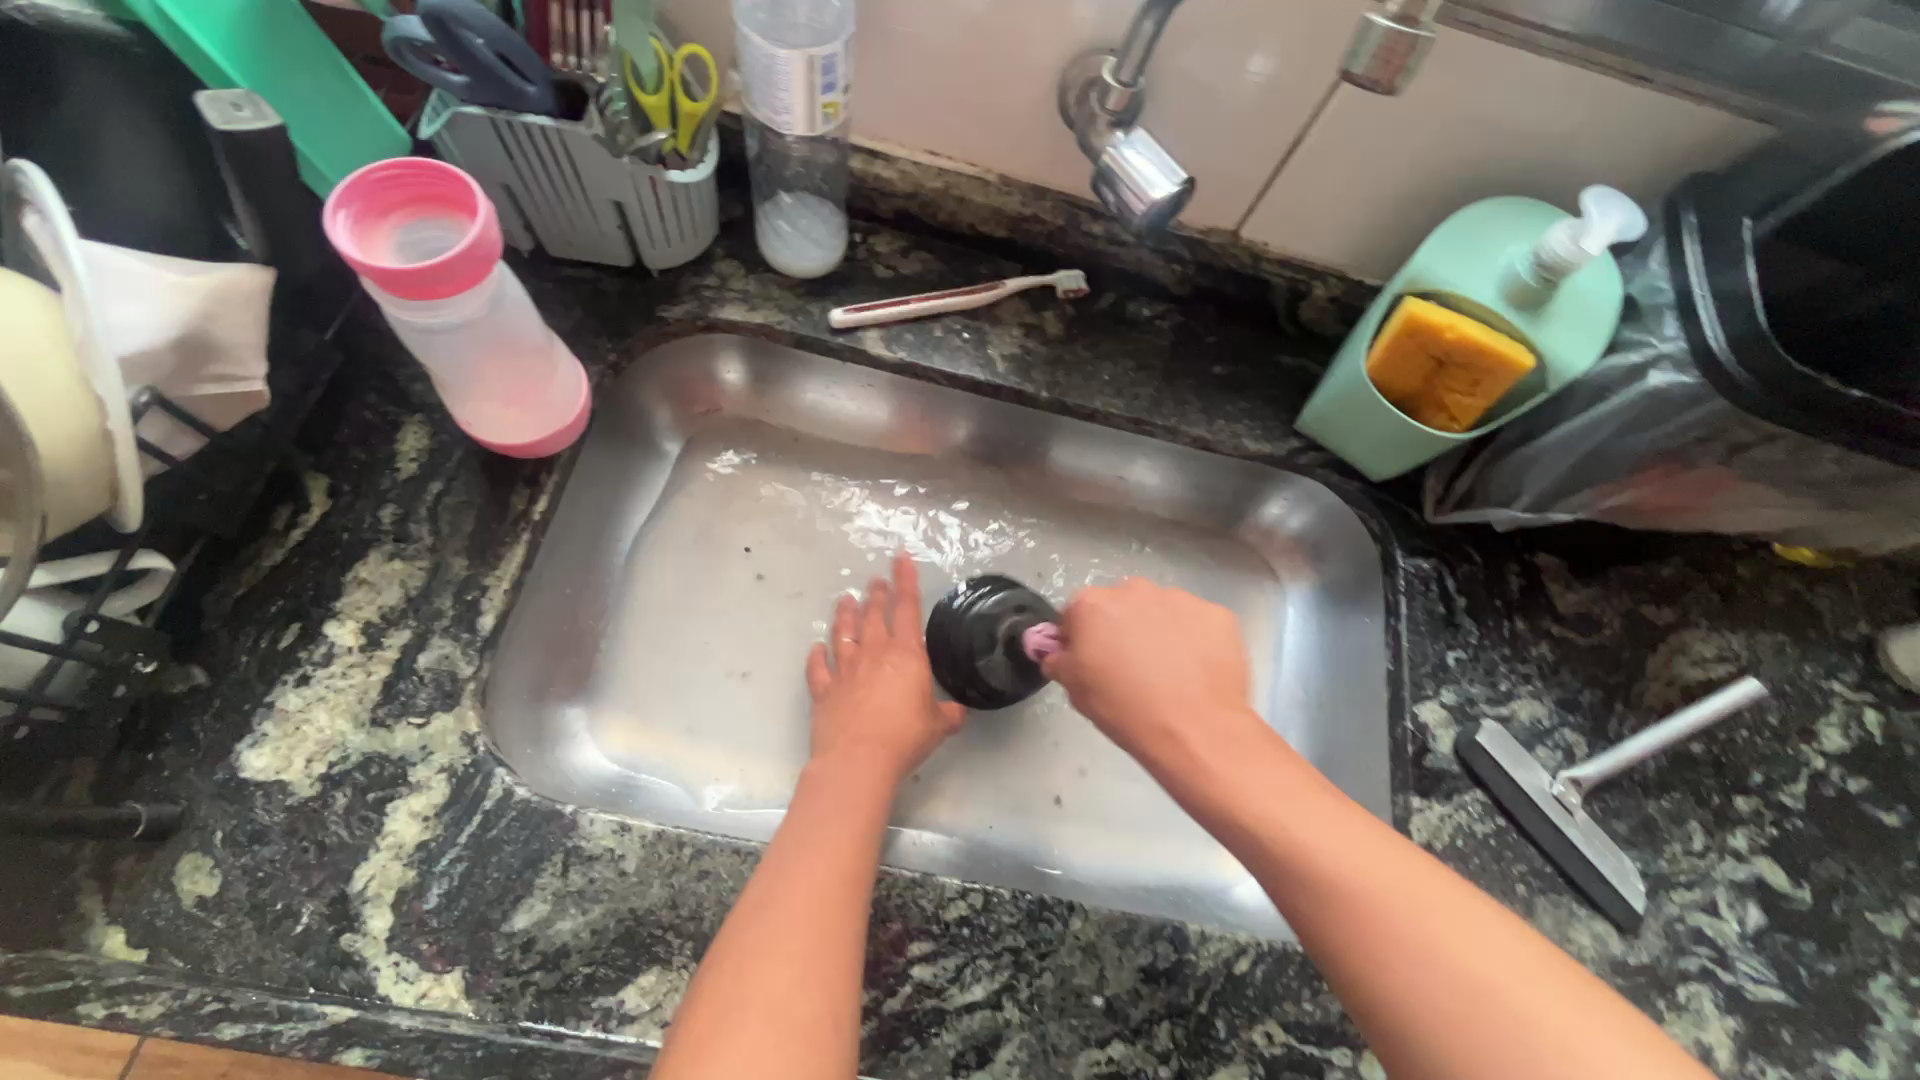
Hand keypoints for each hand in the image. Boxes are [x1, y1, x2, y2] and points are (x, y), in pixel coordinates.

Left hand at [805, 552, 966, 788]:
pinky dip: (817, 655)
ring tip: (845, 599)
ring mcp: (845, 670)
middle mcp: (873, 654)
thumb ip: (949, 714)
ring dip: (845, 614)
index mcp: (906, 655)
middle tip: (875, 580)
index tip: (901, 558)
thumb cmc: (905, 737)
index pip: (907, 607)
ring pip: (844, 633)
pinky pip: (818, 667)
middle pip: (874, 615)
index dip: (906, 580)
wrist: (857, 759)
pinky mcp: (824, 690)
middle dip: (876, 594)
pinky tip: (816, 647)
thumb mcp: (939, 726)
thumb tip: (959, 711)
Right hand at [1040, 578, 1265, 766]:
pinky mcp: (1216, 613)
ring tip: (1169, 672)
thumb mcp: (1075, 690)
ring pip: (1161, 611)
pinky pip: (1197, 623)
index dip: (1081, 639)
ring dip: (1159, 631)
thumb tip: (1058, 653)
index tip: (1092, 664)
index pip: (1076, 614)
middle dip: (1122, 629)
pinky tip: (1196, 671)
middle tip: (1131, 668)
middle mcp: (1134, 590)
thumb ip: (1060, 661)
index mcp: (1092, 605)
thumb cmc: (1124, 709)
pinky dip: (1195, 640)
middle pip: (1120, 606)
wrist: (1194, 729)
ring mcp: (1180, 598)